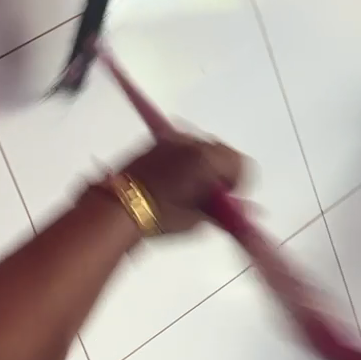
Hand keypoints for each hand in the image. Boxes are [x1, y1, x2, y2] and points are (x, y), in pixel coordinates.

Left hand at [118, 135, 243, 235]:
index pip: (240, 162)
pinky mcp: (152, 144)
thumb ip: (225, 211)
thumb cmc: (159, 214)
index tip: (227, 199)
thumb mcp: (198, 220)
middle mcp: (190, 142)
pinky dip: (182, 160)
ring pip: (198, 148)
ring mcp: (169, 140)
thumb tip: (243, 210)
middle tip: (208, 197)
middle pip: (220, 151)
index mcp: (207, 157)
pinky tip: (172, 182)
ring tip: (188, 191)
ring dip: (200, 165)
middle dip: (219, 172)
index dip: (237, 182)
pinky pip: (178, 147)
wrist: (117, 207)